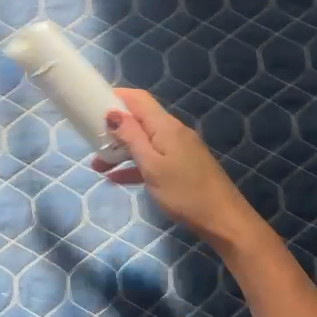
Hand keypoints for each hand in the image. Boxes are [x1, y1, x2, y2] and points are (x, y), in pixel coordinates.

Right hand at [94, 88, 261, 243]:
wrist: (225, 221)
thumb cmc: (184, 192)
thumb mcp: (151, 166)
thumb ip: (132, 138)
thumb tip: (113, 112)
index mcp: (166, 127)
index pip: (139, 99)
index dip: (116, 95)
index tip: (92, 103)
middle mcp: (174, 132)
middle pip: (140, 120)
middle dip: (114, 128)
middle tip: (91, 140)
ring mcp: (180, 149)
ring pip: (145, 141)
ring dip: (121, 149)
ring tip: (98, 165)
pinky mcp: (183, 166)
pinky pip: (154, 157)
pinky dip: (136, 164)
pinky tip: (117, 178)